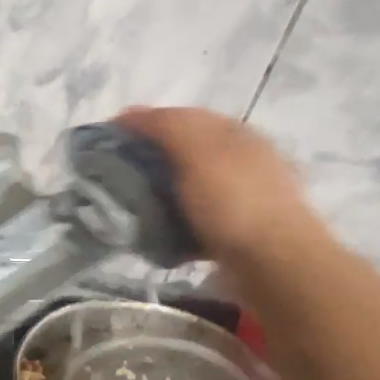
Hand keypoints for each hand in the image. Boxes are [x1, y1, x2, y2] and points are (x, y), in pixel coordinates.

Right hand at [115, 106, 333, 263]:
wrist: (274, 265)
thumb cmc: (235, 202)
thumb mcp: (198, 152)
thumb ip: (166, 127)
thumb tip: (128, 114)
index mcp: (233, 134)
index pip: (180, 116)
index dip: (141, 123)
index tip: (105, 140)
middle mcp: (238, 161)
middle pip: (180, 152)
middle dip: (145, 160)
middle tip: (109, 175)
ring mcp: (237, 198)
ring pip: (183, 187)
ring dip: (154, 193)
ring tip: (126, 206)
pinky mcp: (231, 232)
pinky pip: (189, 220)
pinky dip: (168, 223)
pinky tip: (152, 233)